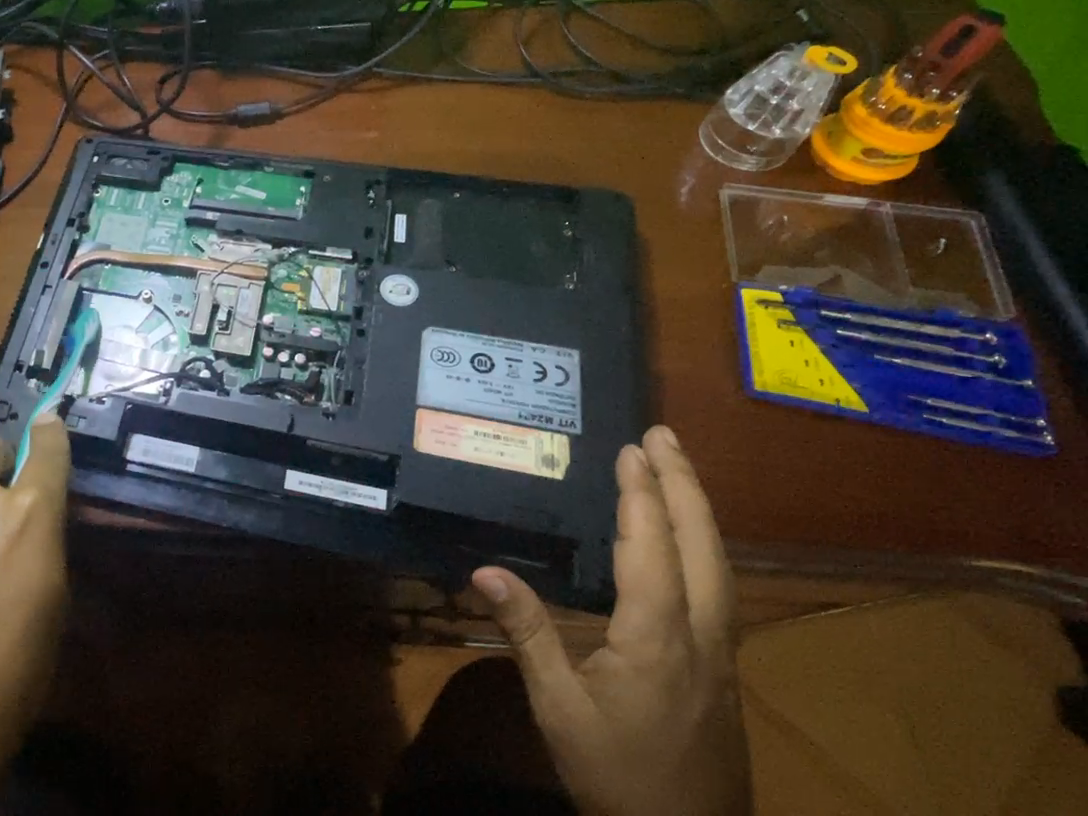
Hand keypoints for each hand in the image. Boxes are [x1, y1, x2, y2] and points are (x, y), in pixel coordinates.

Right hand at [471, 426, 751, 815]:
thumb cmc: (615, 774)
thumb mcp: (559, 707)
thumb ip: (528, 634)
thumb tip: (484, 570)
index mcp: (659, 638)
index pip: (652, 548)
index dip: (642, 495)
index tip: (632, 448)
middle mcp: (702, 635)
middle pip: (703, 545)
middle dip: (684, 485)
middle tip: (665, 435)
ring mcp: (721, 654)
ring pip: (720, 566)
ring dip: (699, 511)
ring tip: (678, 471)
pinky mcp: (723, 671)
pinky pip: (719, 589)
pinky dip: (703, 546)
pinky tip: (690, 543)